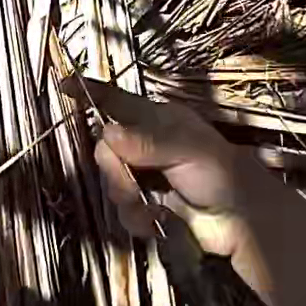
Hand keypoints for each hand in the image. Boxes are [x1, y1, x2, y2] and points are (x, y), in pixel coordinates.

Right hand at [74, 80, 275, 262]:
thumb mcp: (189, 149)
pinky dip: (138, 221)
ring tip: (154, 208)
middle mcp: (146, 145)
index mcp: (157, 120)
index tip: (64, 84)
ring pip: (112, 185)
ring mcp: (145, 176)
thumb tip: (107, 133)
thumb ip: (148, 142)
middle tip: (134, 186)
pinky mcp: (147, 205)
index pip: (119, 102)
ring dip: (129, 201)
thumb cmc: (220, 171)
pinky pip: (123, 213)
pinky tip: (159, 222)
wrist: (240, 219)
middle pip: (106, 152)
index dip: (92, 93)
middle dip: (116, 174)